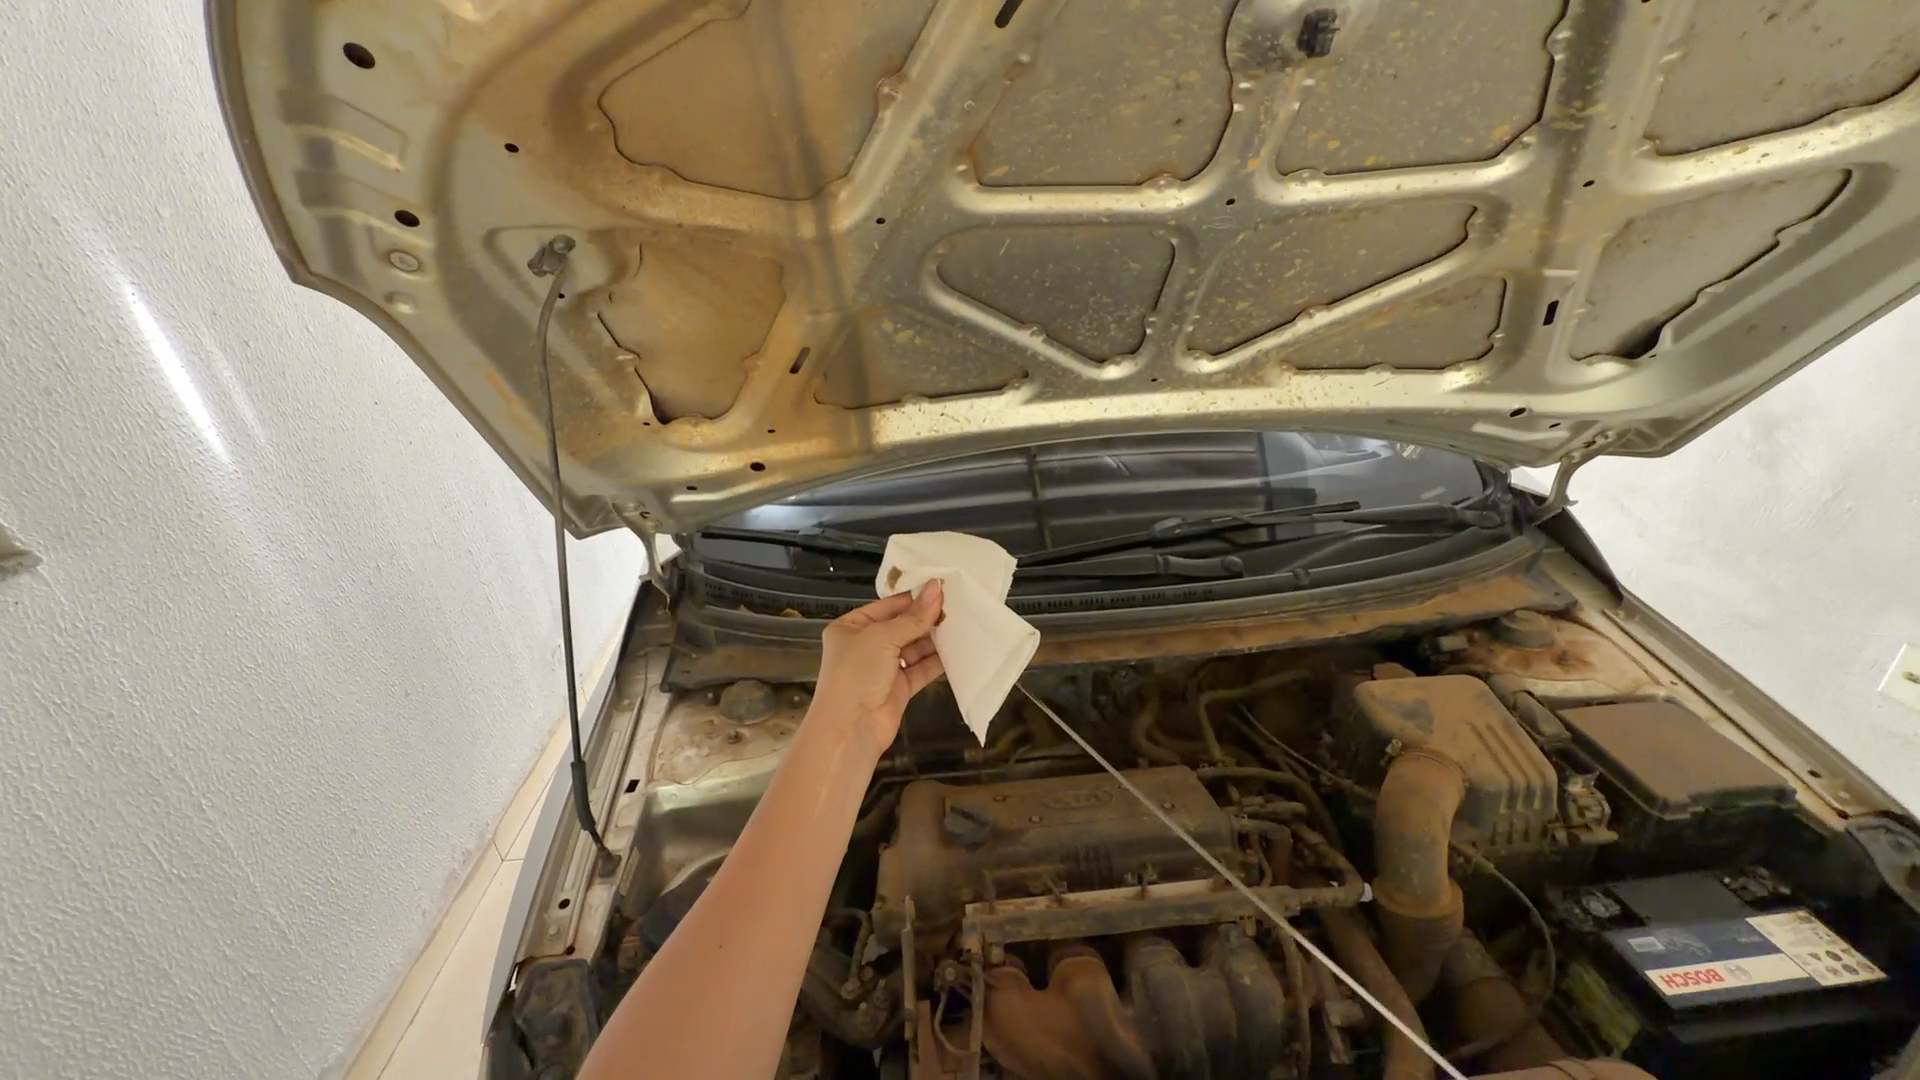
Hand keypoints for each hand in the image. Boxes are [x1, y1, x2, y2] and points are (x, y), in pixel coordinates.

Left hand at [812, 581, 944, 754]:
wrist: (850, 729)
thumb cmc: (856, 674)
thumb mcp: (882, 638)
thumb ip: (913, 617)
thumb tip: (936, 587)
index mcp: (852, 627)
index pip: (888, 606)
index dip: (914, 598)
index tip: (944, 588)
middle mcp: (866, 645)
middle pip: (902, 626)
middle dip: (927, 618)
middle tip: (959, 605)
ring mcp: (883, 667)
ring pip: (914, 647)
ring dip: (935, 638)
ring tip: (962, 624)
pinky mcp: (900, 687)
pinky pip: (921, 668)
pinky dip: (937, 660)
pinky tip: (958, 649)